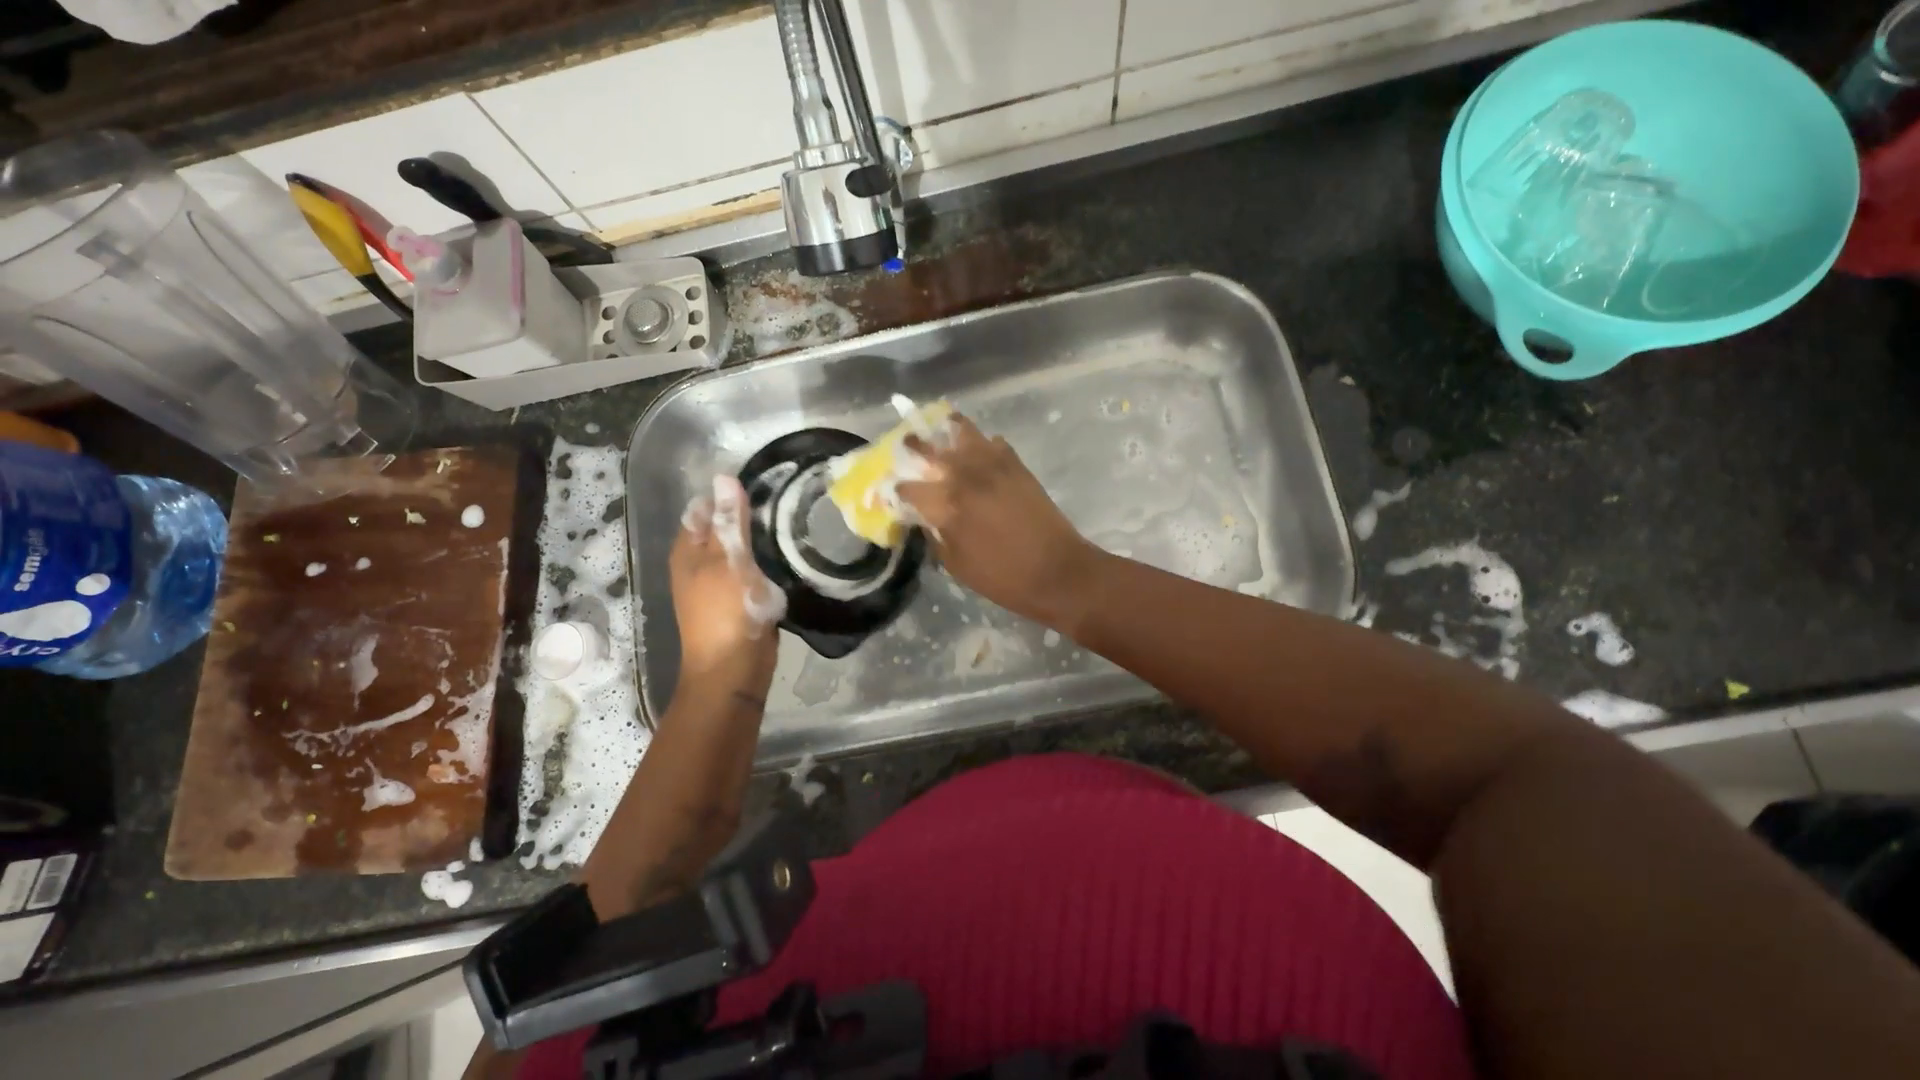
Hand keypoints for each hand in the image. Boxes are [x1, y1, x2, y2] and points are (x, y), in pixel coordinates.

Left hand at [671, 475, 784, 694]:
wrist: (733, 670)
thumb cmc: (726, 611)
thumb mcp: (728, 559)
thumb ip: (729, 520)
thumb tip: (724, 477)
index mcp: (688, 550)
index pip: (705, 507)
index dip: (728, 493)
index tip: (762, 481)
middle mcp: (699, 564)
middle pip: (724, 528)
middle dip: (750, 515)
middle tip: (785, 499)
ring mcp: (720, 584)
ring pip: (743, 551)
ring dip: (762, 540)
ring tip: (793, 521)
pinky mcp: (741, 601)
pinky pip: (755, 572)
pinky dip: (769, 564)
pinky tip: (791, 555)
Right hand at [898, 414, 1102, 628]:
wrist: (1057, 571)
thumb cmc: (1004, 578)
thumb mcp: (957, 565)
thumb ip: (936, 535)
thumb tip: (926, 517)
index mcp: (946, 505)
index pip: (908, 488)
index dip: (895, 489)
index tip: (889, 491)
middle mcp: (966, 476)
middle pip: (930, 449)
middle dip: (913, 447)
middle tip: (906, 447)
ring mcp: (994, 465)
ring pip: (963, 431)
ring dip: (946, 431)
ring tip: (939, 433)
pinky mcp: (1017, 465)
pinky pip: (993, 441)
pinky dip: (981, 442)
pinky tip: (977, 452)